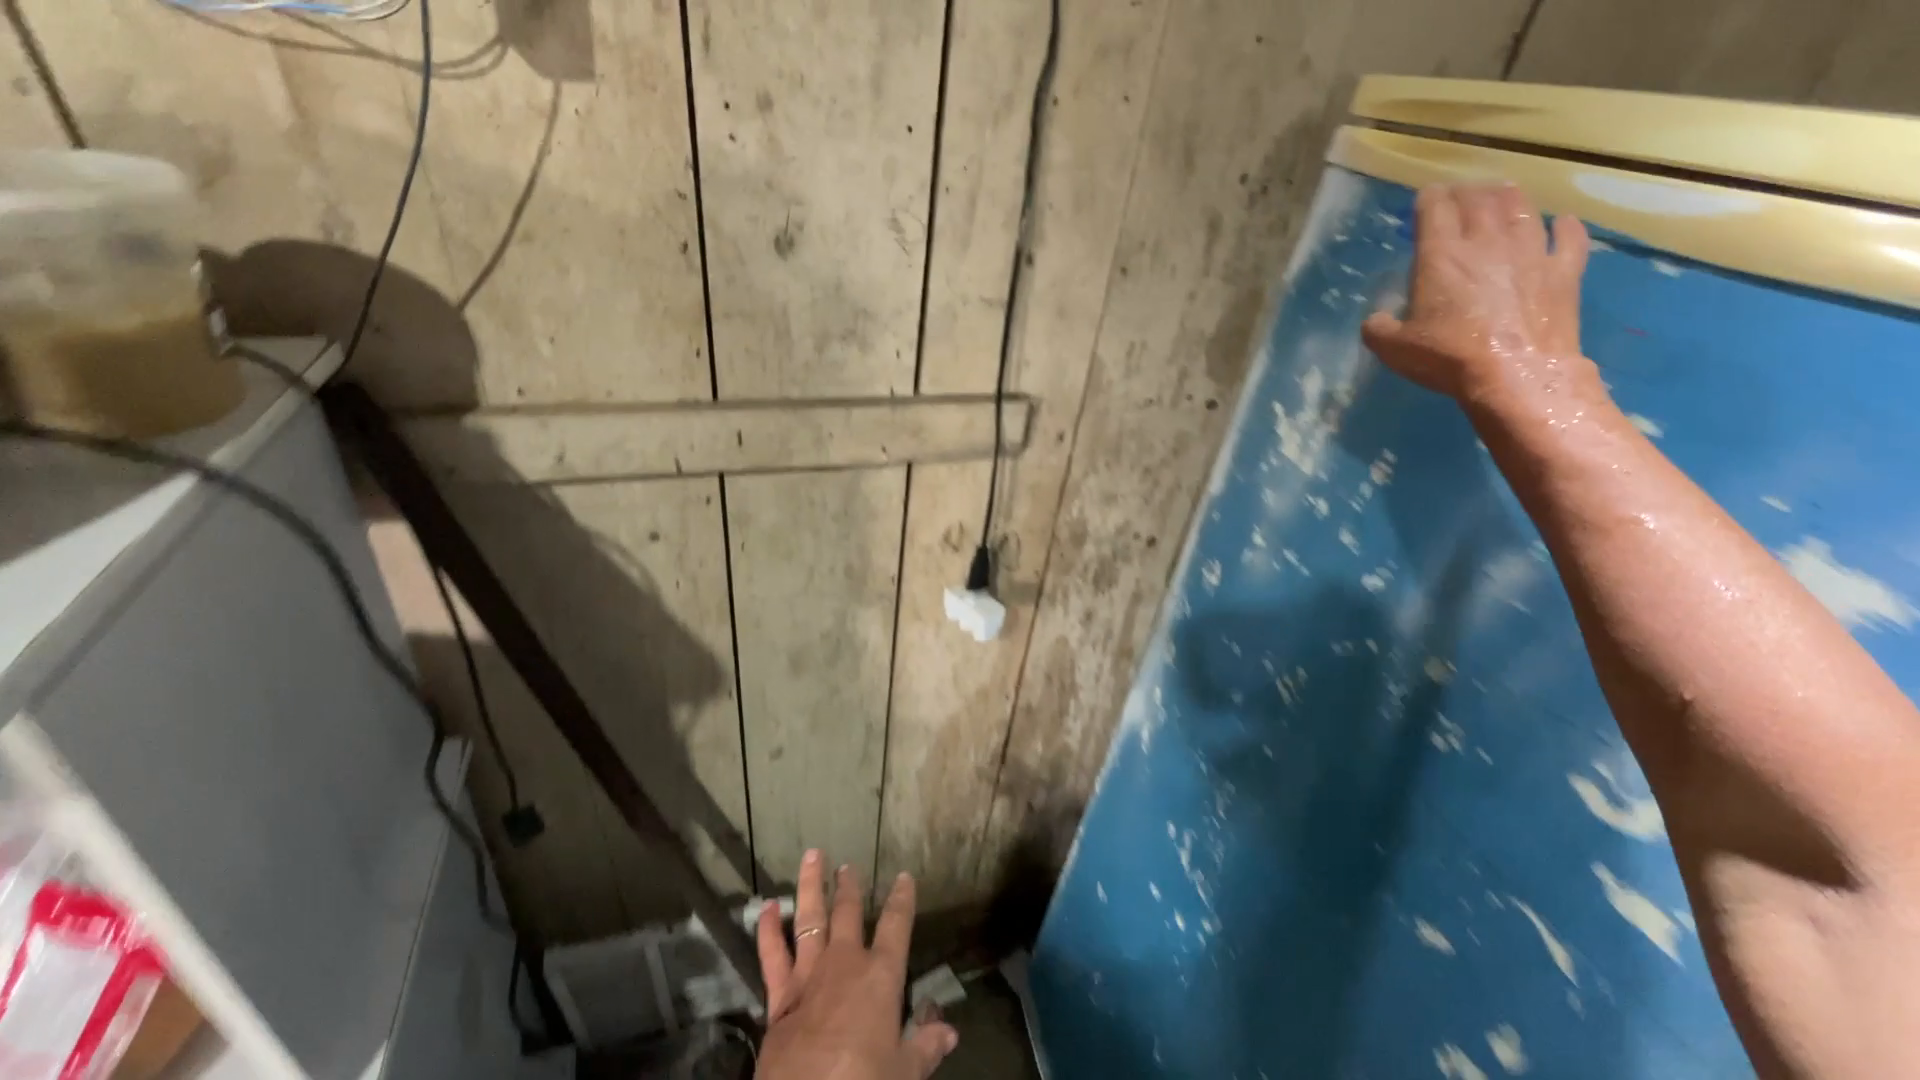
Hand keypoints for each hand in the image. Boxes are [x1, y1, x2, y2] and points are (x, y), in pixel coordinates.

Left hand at [754, 851, 957, 1079]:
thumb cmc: (864, 1079)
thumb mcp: (904, 1071)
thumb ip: (925, 1047)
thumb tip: (950, 1033)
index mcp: (881, 976)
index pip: (897, 927)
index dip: (902, 900)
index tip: (904, 877)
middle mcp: (845, 964)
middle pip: (848, 914)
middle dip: (849, 887)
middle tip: (847, 865)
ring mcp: (809, 975)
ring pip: (809, 919)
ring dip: (810, 887)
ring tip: (812, 857)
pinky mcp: (780, 996)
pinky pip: (772, 955)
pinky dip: (768, 930)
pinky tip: (765, 908)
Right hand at [1362, 183, 1597, 412]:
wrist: (1517, 376)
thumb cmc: (1449, 358)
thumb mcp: (1393, 348)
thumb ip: (1379, 327)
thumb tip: (1377, 319)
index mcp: (1442, 255)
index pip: (1435, 207)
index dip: (1428, 198)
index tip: (1424, 201)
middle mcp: (1487, 241)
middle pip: (1479, 199)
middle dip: (1466, 192)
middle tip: (1460, 197)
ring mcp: (1531, 252)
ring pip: (1522, 207)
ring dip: (1509, 198)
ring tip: (1503, 196)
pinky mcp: (1564, 271)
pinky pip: (1569, 237)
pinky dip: (1565, 226)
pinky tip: (1561, 222)